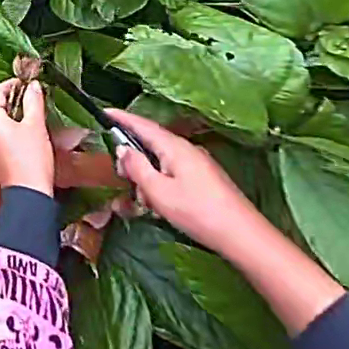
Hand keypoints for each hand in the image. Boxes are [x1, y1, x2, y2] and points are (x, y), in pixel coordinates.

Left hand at [0, 79, 52, 195]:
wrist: (28, 192)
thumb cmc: (31, 157)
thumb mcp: (35, 125)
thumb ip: (33, 101)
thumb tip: (33, 85)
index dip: (12, 83)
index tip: (27, 81)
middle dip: (15, 97)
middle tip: (34, 93)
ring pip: (1, 119)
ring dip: (16, 111)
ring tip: (35, 108)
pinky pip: (3, 132)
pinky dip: (15, 125)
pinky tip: (30, 127)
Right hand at [105, 108, 345, 333]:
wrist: (244, 237)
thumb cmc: (197, 212)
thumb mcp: (157, 191)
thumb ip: (136, 167)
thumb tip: (122, 148)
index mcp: (175, 148)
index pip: (143, 125)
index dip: (122, 117)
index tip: (104, 111)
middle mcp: (188, 150)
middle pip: (151, 143)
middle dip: (132, 155)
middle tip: (120, 174)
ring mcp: (199, 164)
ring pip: (161, 160)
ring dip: (146, 174)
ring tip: (143, 199)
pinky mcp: (205, 178)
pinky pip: (173, 171)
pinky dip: (159, 181)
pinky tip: (158, 202)